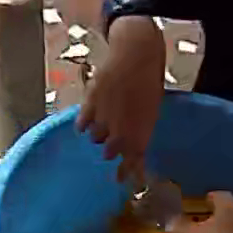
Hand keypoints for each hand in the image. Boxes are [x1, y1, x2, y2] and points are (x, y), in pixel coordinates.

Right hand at [78, 16, 165, 185]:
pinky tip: (87, 120)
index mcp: (139, 135)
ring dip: (98, 134)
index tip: (120, 180)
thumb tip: (136, 160)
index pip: (130, 164)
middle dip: (111, 150)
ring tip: (101, 124)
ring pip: (96, 139)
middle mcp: (121, 132)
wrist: (136, 52)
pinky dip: (84, 124)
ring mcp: (104, 120)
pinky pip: (82, 126)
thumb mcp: (151, 112)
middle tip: (111, 142)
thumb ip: (141, 135)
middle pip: (109, 153)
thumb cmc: (148, 82)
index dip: (124, 174)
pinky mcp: (90, 106)